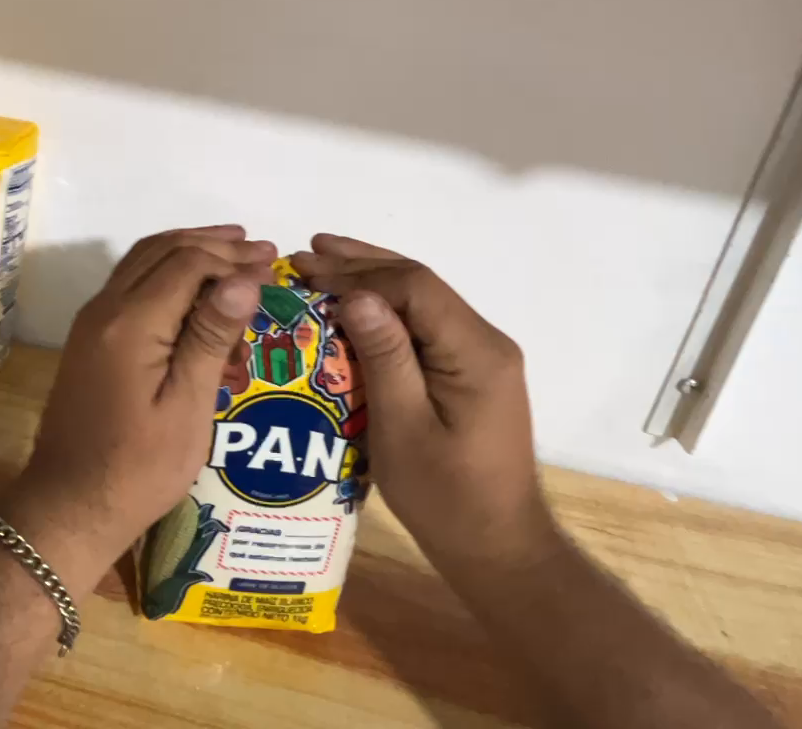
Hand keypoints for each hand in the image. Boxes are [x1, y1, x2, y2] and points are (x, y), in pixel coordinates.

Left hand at [0, 226, 273, 586]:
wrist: (70, 504)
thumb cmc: (139, 467)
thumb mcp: (187, 408)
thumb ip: (210, 336)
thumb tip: (243, 277)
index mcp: (130, 323)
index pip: (187, 263)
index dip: (233, 258)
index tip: (272, 263)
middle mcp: (105, 308)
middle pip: (162, 251)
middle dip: (213, 244)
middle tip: (260, 248)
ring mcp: (93, 321)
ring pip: (142, 261)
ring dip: (188, 250)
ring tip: (233, 252)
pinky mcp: (91, 337)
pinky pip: (132, 283)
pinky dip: (167, 271)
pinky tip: (195, 287)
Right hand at [291, 235, 557, 573]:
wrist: (498, 547)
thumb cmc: (445, 498)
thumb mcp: (403, 429)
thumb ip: (385, 357)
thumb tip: (355, 296)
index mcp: (475, 352)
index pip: (415, 286)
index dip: (358, 273)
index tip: (307, 274)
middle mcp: (484, 340)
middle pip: (419, 282)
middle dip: (359, 264)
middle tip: (303, 255)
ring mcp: (478, 354)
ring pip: (419, 298)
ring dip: (369, 277)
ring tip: (321, 258)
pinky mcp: (466, 370)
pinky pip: (421, 323)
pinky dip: (382, 307)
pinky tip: (351, 303)